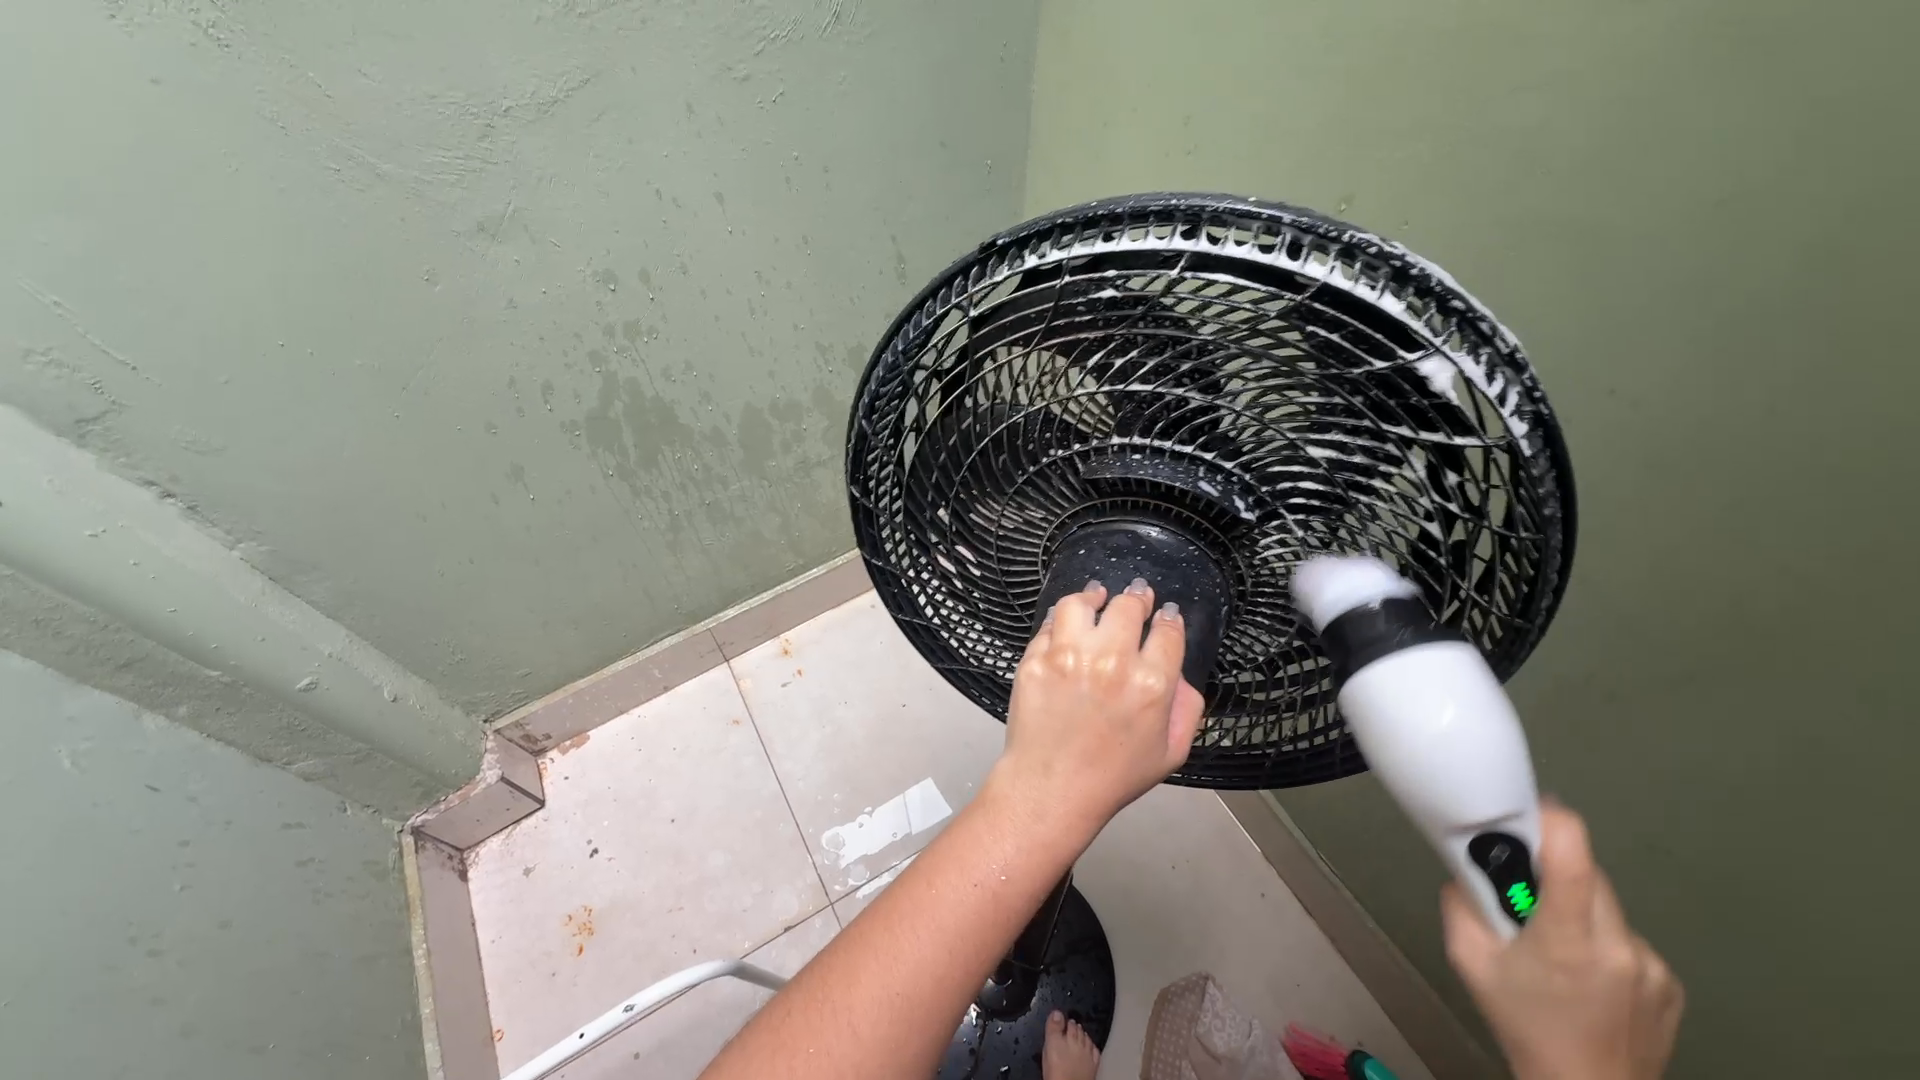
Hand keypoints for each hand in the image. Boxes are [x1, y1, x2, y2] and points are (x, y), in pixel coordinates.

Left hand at [991, 578, 1205, 834]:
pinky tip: (1068, 624)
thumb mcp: (1172, 751)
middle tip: (1137, 597)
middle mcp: (1111, 661)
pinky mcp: (1035, 660)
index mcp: (1150, 683)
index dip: (1169, 618)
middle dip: (1137, 598)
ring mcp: (1067, 657)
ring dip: (1094, 597)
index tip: (1166, 614)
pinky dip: (1061, 621)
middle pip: (1128, 607)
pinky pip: (1049, 625)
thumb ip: (1188, 707)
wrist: (1051, 789)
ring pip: (1081, 604)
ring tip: (1098, 597)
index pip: (1167, 630)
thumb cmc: (1114, 776)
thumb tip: (1179, 672)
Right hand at [1443, 802, 1683, 1079]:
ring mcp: (1653, 966)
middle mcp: (1621, 946)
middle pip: (1588, 873)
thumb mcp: (1468, 961)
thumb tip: (1468, 869)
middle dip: (1552, 870)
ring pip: (1606, 907)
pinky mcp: (1671, 982)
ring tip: (1554, 947)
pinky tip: (1586, 975)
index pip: (1573, 856)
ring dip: (1577, 909)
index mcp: (1569, 939)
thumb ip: (1461, 904)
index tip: (1530, 812)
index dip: (1551, 821)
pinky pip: (1626, 939)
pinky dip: (1602, 942)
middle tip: (1522, 889)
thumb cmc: (1522, 1026)